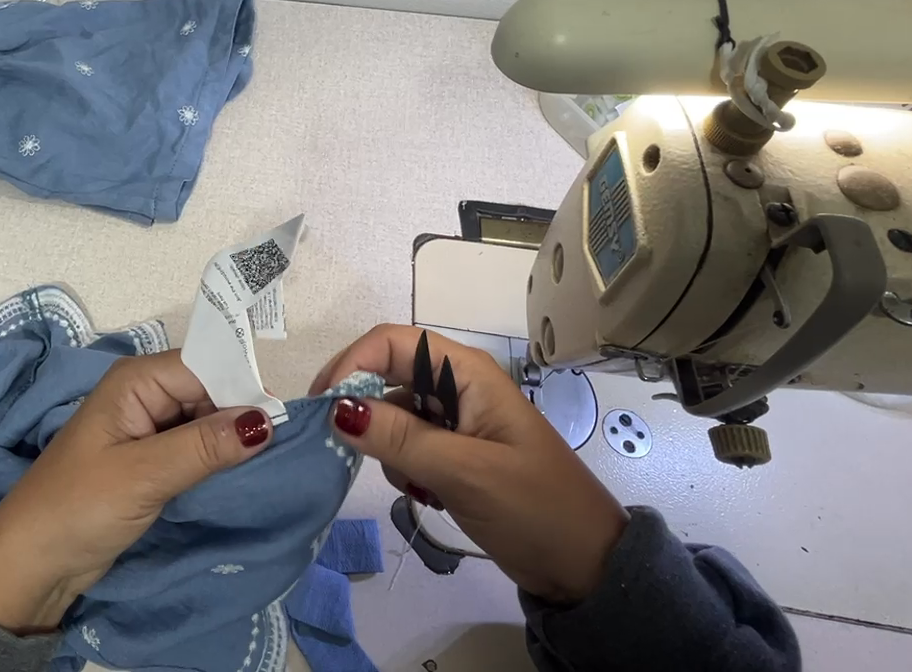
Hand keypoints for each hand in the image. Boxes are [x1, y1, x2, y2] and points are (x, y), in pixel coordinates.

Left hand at [0, 350, 273, 632]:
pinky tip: (240, 473)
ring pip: (206, 419)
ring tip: (268, 462)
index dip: (242, 387)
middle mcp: (145, 393)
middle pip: (209, 389)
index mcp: (137, 380)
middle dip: (240, 414)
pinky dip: (217, 458)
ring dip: (231, 440)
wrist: (31, 565)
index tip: (281, 420)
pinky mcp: (151, 459)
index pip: (204, 366)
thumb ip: (204, 446)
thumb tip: (266, 420)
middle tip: (279, 448)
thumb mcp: (144, 475)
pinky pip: (196, 446)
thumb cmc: (78, 506)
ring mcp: (148, 427)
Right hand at [311, 325, 627, 603]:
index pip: (393, 342)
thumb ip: (399, 438)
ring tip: (406, 482)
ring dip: (383, 440)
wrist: (587, 569)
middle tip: (334, 439)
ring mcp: (456, 417)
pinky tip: (420, 492)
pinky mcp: (454, 449)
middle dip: (360, 402)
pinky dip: (400, 462)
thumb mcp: (463, 471)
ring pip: (393, 409)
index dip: (353, 361)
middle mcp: (457, 384)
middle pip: (388, 372)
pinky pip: (407, 440)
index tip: (323, 402)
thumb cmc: (535, 508)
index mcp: (466, 372)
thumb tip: (337, 410)